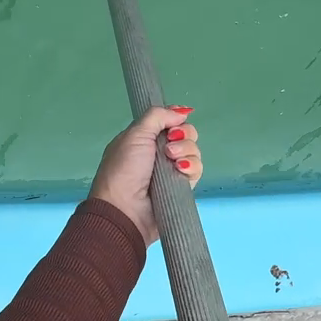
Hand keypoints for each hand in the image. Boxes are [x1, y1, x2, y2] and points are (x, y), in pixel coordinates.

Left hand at [89, 106, 201, 247]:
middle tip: (169, 144)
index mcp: (143, 138)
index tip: (178, 118)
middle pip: (185, 134)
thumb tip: (181, 111)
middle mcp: (158, 152)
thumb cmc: (124, 169)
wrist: (124, 208)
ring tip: (172, 160)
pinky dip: (191, 167)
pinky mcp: (181, 187)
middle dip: (183, 134)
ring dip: (186, 151)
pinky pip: (196, 170)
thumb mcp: (135, 135)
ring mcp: (170, 170)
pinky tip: (180, 170)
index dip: (176, 117)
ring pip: (193, 151)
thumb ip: (157, 117)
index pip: (167, 121)